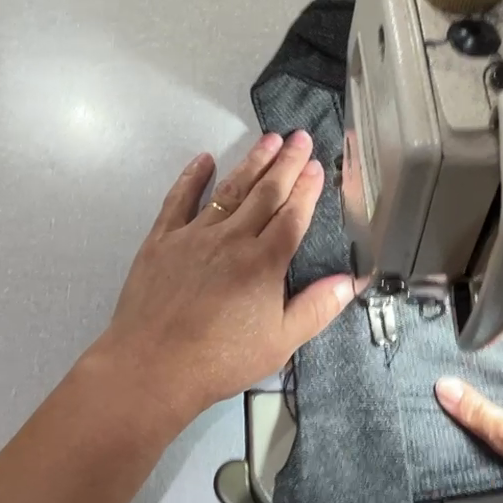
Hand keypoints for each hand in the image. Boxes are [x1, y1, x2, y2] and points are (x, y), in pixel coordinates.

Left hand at [88, 132, 357, 426]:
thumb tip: (350, 281)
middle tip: (300, 137)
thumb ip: (316, 308)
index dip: (307, 188)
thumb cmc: (219, 359)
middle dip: (286, 162)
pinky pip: (179, 199)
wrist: (152, 366)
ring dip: (251, 162)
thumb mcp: (279, 343)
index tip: (317, 166)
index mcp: (263, 262)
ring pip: (229, 188)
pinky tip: (204, 160)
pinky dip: (192, 176)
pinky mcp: (162, 238)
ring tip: (268, 140)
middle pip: (265, 192)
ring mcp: (194, 234)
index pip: (292, 214)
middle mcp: (232, 238)